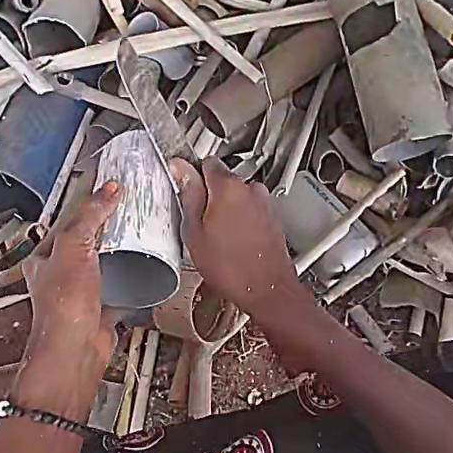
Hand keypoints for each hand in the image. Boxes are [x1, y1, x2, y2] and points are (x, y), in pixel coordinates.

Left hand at [17, 180, 122, 420]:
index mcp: (44, 257)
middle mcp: (60, 275)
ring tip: (137, 235)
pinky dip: (130, 281)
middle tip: (126, 210)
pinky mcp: (101, 309)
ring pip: (102, 264)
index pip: (66, 220)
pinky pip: (118, 289)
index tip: (110, 188)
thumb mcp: (74, 247)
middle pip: (85, 241)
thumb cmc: (63, 307)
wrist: (76, 350)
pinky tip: (141, 271)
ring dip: (118, 252)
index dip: (88, 202)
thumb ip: (90, 217)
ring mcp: (81, 293)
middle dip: (105, 227)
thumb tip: (108, 191)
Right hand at [171, 158, 306, 323]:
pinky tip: (233, 244)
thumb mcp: (195, 232)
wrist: (267, 290)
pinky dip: (241, 222)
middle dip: (209, 197)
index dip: (192, 176)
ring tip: (217, 238)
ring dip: (226, 211)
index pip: (206, 162)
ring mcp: (264, 203)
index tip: (185, 191)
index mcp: (228, 187)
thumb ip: (188, 195)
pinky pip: (250, 211)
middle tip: (199, 224)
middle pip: (222, 180)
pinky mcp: (272, 217)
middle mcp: (251, 189)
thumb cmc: (232, 268)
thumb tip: (180, 170)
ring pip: (236, 197)